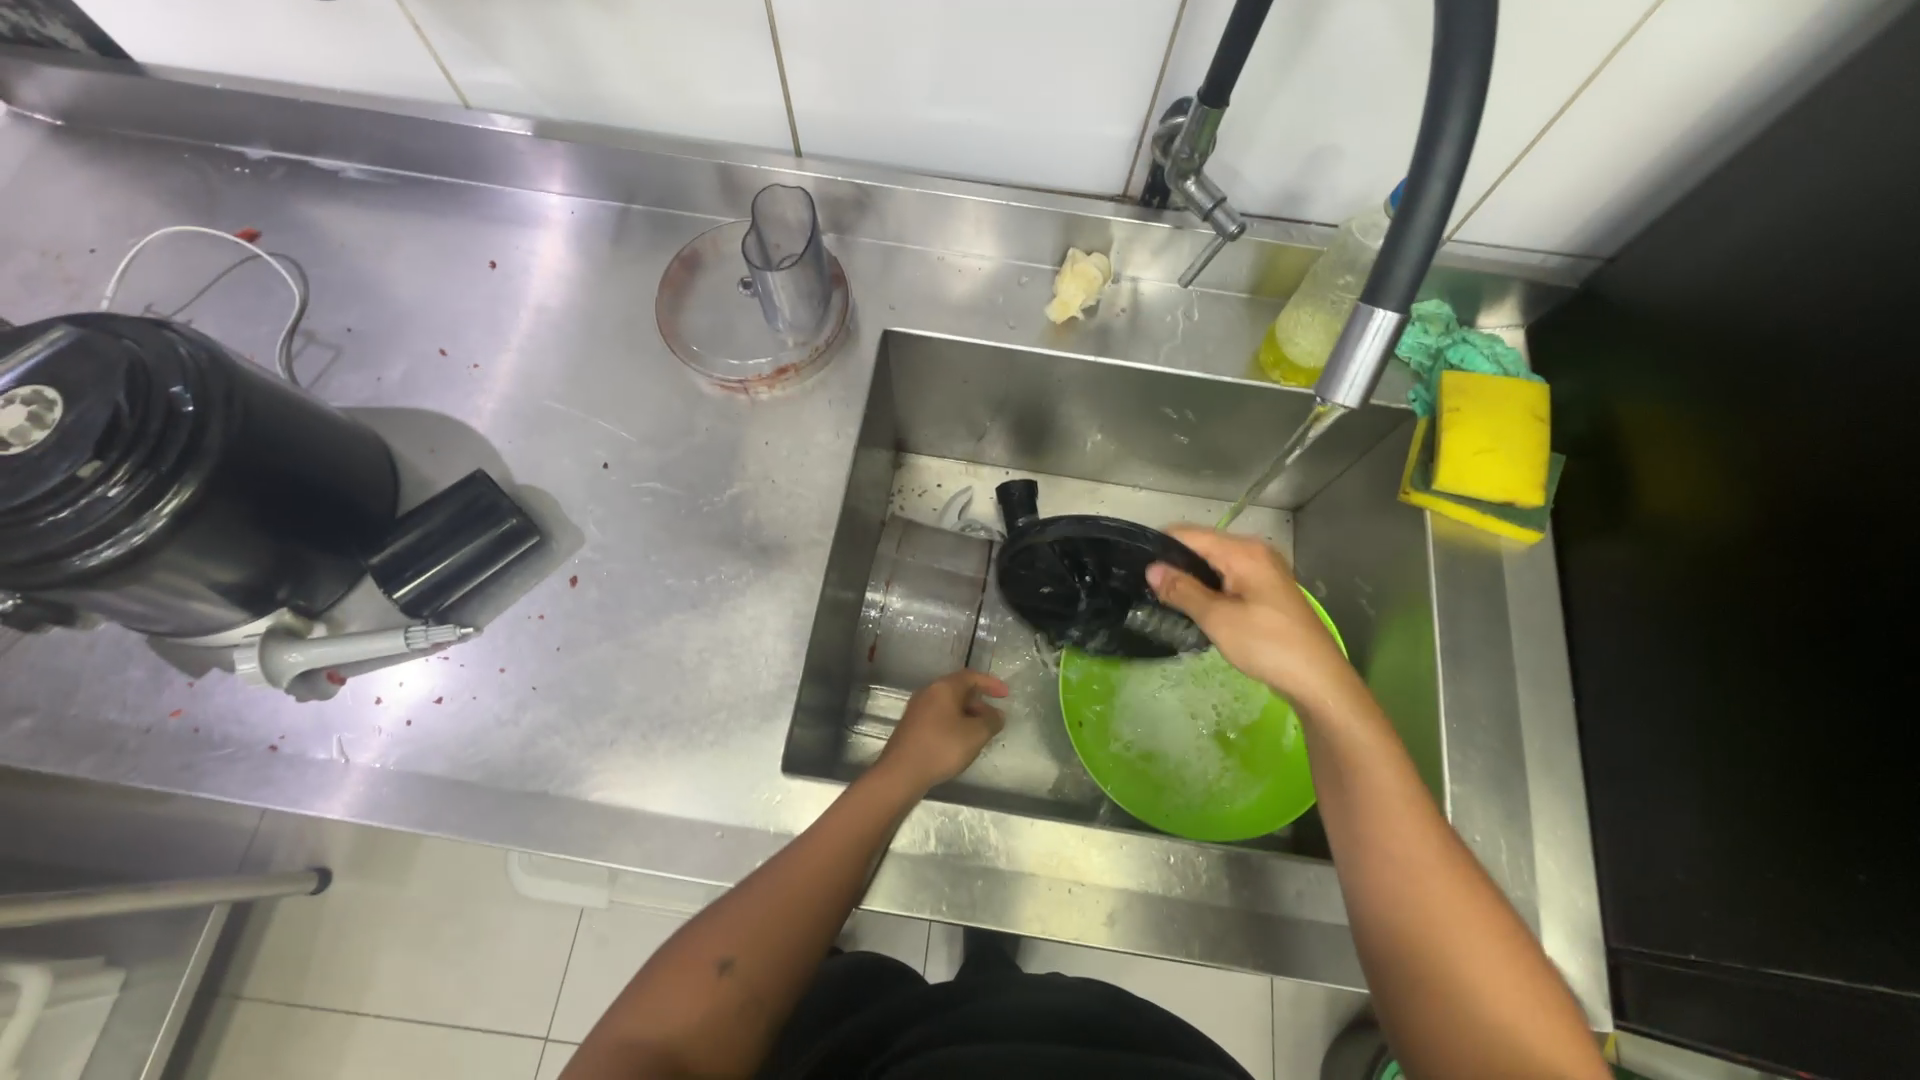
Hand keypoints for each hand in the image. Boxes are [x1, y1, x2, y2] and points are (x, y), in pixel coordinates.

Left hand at [875, 670, 1008, 792]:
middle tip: (994, 719)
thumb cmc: (942, 747)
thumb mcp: (975, 734)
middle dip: (979, 703)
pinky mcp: (912, 727)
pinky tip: (960, 742)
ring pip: (948, 706)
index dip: (990, 683)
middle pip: (958, 690)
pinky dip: (954, 724)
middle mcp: (928, 693)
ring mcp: (917, 710)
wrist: (901, 772)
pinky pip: (938, 718)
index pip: (971, 676)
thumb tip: (997, 715)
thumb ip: (991, 721)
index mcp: (943, 688)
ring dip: (967, 715)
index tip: (1006, 694)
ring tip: (980, 733)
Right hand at [1147, 527, 1358, 714]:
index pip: (1189, 534)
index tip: (1136, 568)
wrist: (1318, 679)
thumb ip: (1182, 590)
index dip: (1160, 547)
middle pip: (1203, 546)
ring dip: (1192, 579)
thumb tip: (1152, 569)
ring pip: (1215, 565)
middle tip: (1148, 589)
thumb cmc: (1266, 645)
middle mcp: (1255, 552)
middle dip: (1175, 564)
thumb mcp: (1217, 618)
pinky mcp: (1267, 590)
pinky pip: (1229, 578)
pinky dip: (1210, 589)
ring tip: (1166, 600)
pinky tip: (1197, 608)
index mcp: (1243, 552)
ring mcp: (1264, 571)